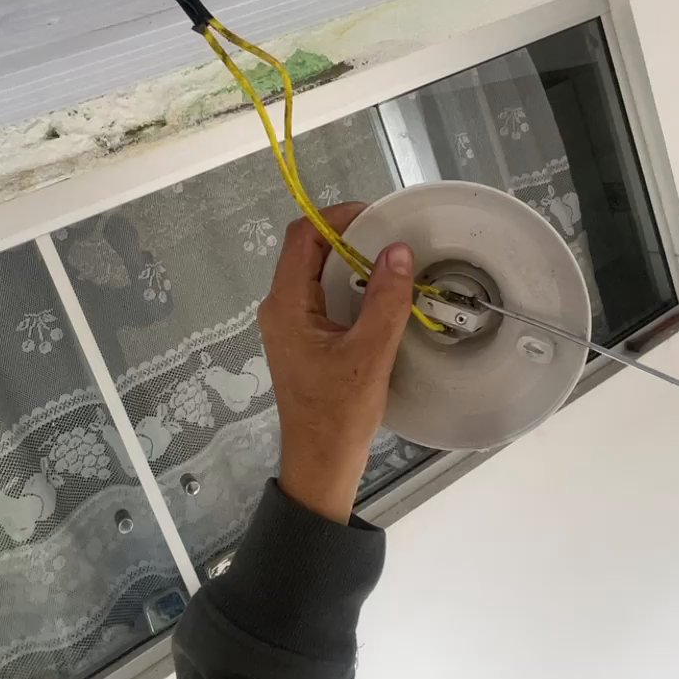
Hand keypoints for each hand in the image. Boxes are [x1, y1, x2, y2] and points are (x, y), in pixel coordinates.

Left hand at [258, 204, 415, 523]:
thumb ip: (385, 300)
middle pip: (307, 250)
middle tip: (389, 235)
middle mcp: (280, 307)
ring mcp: (289, 323)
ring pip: (315, 272)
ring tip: (388, 260)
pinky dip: (347, 284)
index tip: (375, 215)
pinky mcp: (302, 337)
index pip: (302, 237)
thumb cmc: (339, 413)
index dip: (336, 217)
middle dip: (347, 235)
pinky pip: (321, 294)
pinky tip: (377, 292)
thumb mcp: (370, 354)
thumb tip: (397, 251)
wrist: (320, 462)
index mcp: (286, 305)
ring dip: (349, 261)